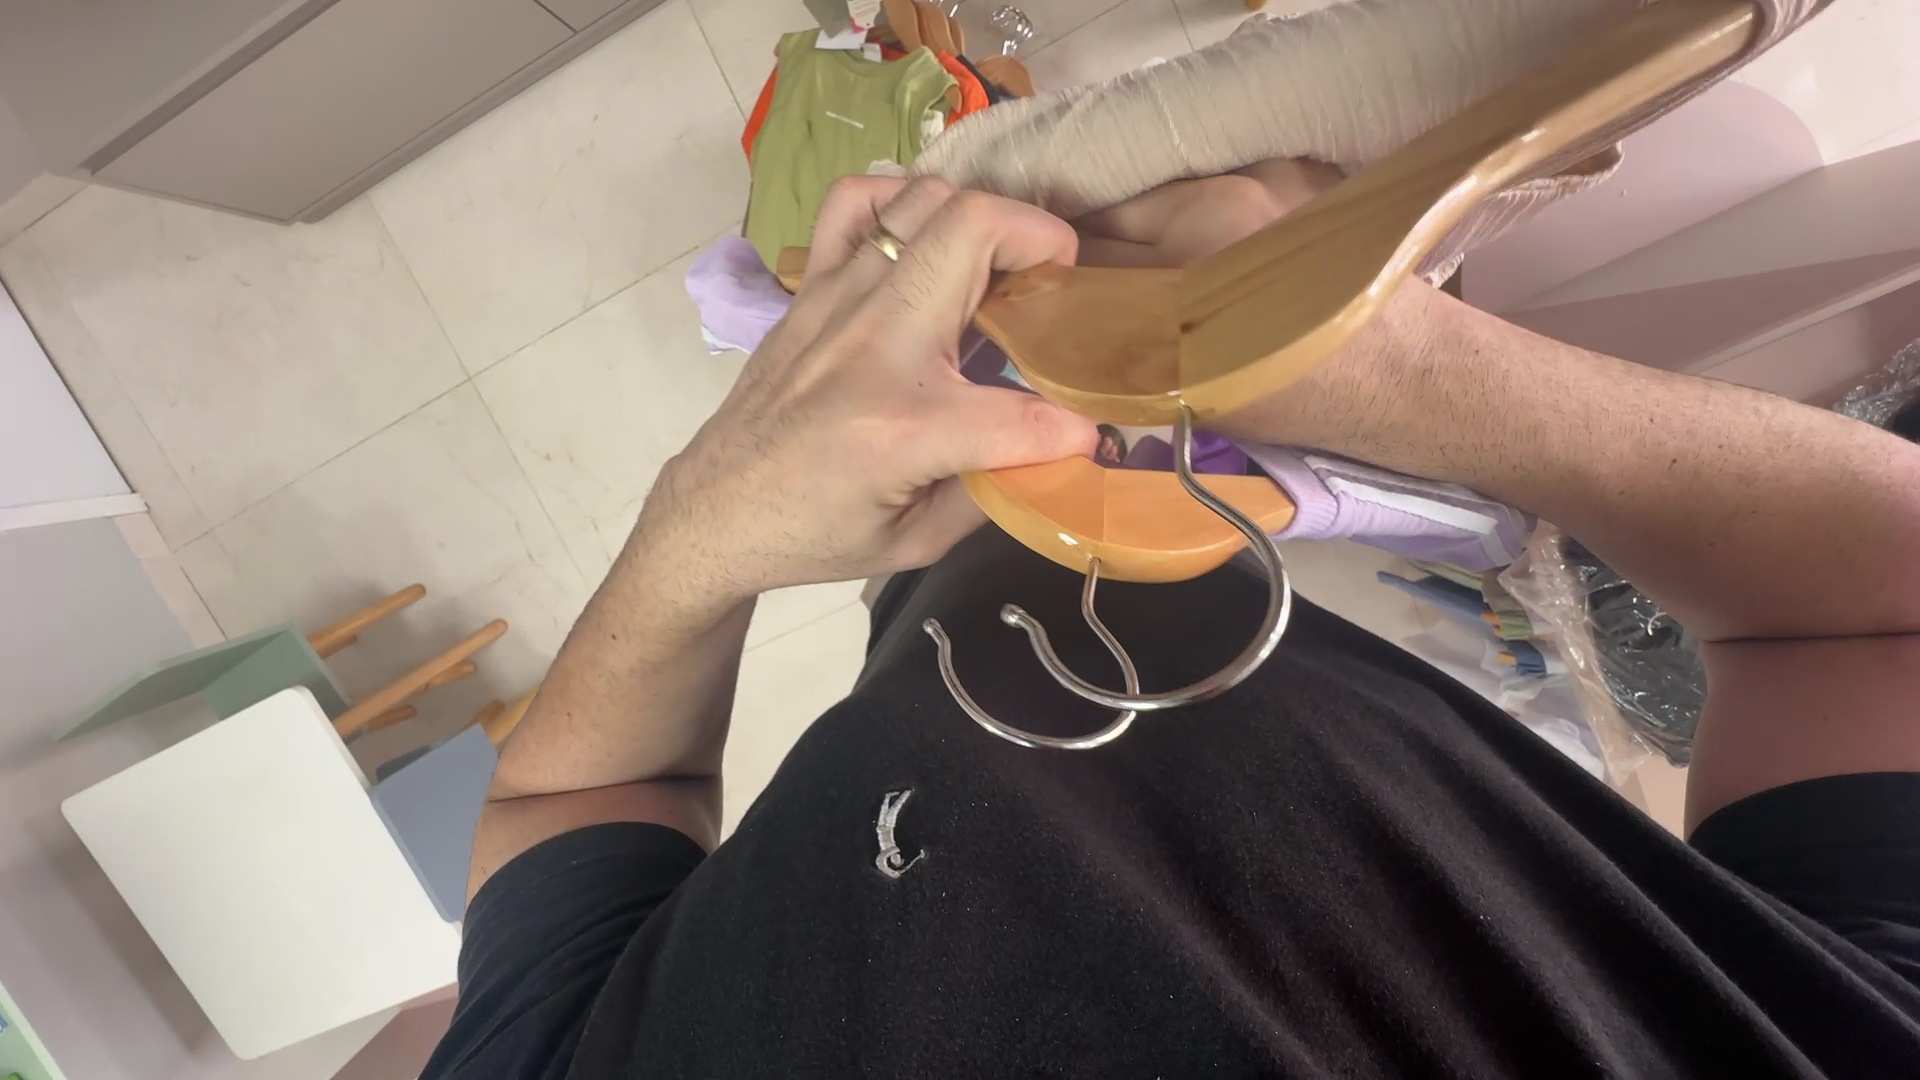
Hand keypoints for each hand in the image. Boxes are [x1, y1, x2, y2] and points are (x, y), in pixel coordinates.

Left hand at [634, 177, 1097, 608]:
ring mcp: (835, 303)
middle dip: (1041, 240)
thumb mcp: (914, 542)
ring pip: (924, 202)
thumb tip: (1052, 451)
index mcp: (902, 428)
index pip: (1022, 414)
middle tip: (1057, 282)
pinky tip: (919, 244)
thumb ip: (991, 492)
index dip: (1072, 428)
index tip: (1088, 435)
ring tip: (998, 266)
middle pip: (973, 233)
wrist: (715, 511)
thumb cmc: (814, 536)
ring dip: (981, 219)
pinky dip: (900, 203)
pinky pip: (856, 205)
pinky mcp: (810, 290)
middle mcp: (872, 345)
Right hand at [1072, 157, 1446, 456]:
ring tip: (1154, 273)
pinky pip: (1213, 188)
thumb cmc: (1297, 403)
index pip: (1084, 257)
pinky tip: (1206, 254)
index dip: (1061, 285)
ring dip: (1143, 232)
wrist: (1409, 375)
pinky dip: (1194, 218)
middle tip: (1098, 292)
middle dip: (1094, 253)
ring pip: (1162, 197)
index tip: (1056, 306)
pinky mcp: (1295, 170)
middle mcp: (1218, 205)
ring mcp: (1261, 178)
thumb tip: (1067, 332)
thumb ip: (1120, 352)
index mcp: (1186, 271)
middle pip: (1115, 214)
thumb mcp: (1190, 394)